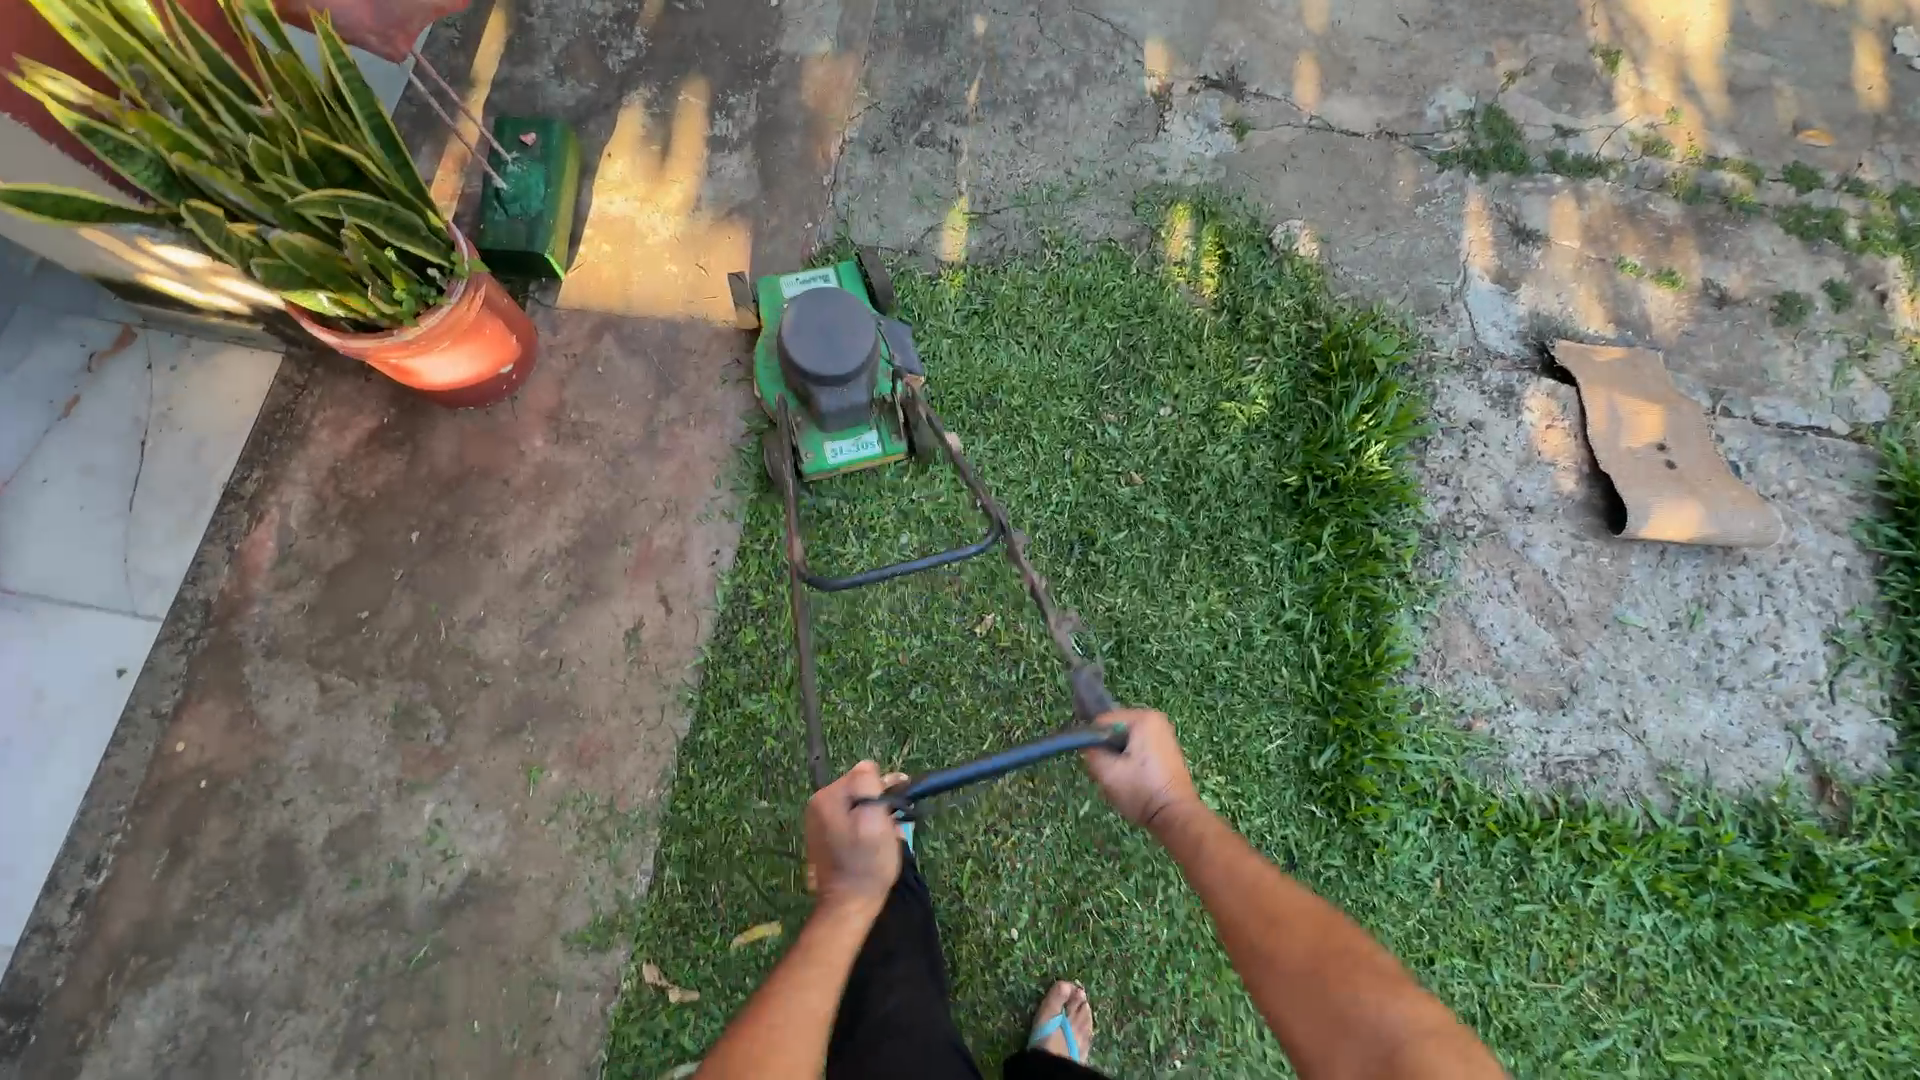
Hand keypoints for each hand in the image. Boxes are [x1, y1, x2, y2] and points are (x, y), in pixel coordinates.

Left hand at [804, 761, 901, 913]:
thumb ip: (867, 783)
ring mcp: (818, 822)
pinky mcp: (823, 838)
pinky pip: (849, 821)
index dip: (884, 788)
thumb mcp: (873, 818)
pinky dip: (863, 828)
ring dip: (872, 816)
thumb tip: (867, 767)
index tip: (897, 806)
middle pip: (858, 789)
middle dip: (878, 802)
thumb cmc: (866, 862)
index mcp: (827, 796)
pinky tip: (872, 844)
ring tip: (885, 837)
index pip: (863, 774)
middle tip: (893, 824)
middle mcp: (818, 805)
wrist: (847, 904)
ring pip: (855, 806)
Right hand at [1081, 709, 1199, 830]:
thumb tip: (1087, 744)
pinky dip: (1130, 761)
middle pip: (1114, 730)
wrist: (1175, 816)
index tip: (1097, 763)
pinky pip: (1137, 748)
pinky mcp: (1165, 749)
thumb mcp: (1106, 771)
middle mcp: (1155, 719)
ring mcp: (1163, 734)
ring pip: (1124, 741)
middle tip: (1110, 772)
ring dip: (1117, 757)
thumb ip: (1090, 751)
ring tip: (1122, 778)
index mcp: (1143, 718)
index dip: (1093, 741)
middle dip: (1107, 750)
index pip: (1102, 721)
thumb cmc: (1141, 791)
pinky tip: (1133, 779)